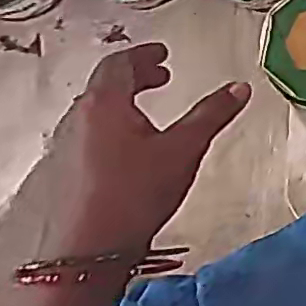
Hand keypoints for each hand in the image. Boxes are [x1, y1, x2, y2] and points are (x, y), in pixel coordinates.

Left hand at [42, 43, 249, 258]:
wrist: (88, 251)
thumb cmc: (137, 191)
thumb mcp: (184, 149)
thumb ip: (212, 114)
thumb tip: (240, 87)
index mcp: (105, 105)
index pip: (118, 65)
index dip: (142, 55)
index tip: (162, 53)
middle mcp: (79, 119)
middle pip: (104, 85)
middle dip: (135, 75)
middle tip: (161, 75)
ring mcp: (66, 146)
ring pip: (96, 109)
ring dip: (124, 99)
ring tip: (149, 107)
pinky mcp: (65, 171)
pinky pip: (90, 131)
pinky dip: (113, 122)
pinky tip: (132, 144)